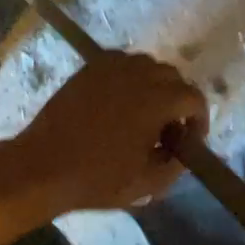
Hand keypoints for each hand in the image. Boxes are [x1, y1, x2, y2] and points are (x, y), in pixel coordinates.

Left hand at [5, 51, 207, 213]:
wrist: (45, 163)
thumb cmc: (97, 178)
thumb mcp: (147, 183)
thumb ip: (175, 163)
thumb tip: (183, 148)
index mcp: (153, 101)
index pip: (192, 96)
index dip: (199, 118)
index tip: (189, 140)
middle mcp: (133, 75)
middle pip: (171, 74)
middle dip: (178, 98)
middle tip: (170, 128)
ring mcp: (107, 67)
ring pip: (145, 63)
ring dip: (155, 84)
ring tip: (147, 113)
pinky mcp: (87, 68)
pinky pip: (120, 61)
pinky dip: (130, 75)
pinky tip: (122, 100)